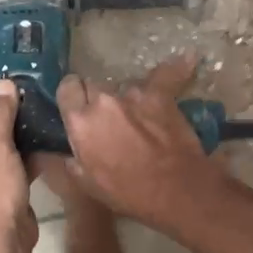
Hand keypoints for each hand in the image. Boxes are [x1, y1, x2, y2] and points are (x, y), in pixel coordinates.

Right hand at [55, 56, 224, 224]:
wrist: (174, 190)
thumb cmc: (128, 193)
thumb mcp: (87, 185)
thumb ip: (71, 161)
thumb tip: (63, 153)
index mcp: (80, 121)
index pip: (67, 87)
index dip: (73, 95)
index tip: (79, 106)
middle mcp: (103, 100)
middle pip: (95, 85)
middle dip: (99, 99)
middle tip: (110, 120)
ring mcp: (134, 94)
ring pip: (124, 85)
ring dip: (128, 98)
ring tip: (140, 116)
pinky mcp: (162, 94)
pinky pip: (166, 74)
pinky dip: (175, 69)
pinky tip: (189, 58)